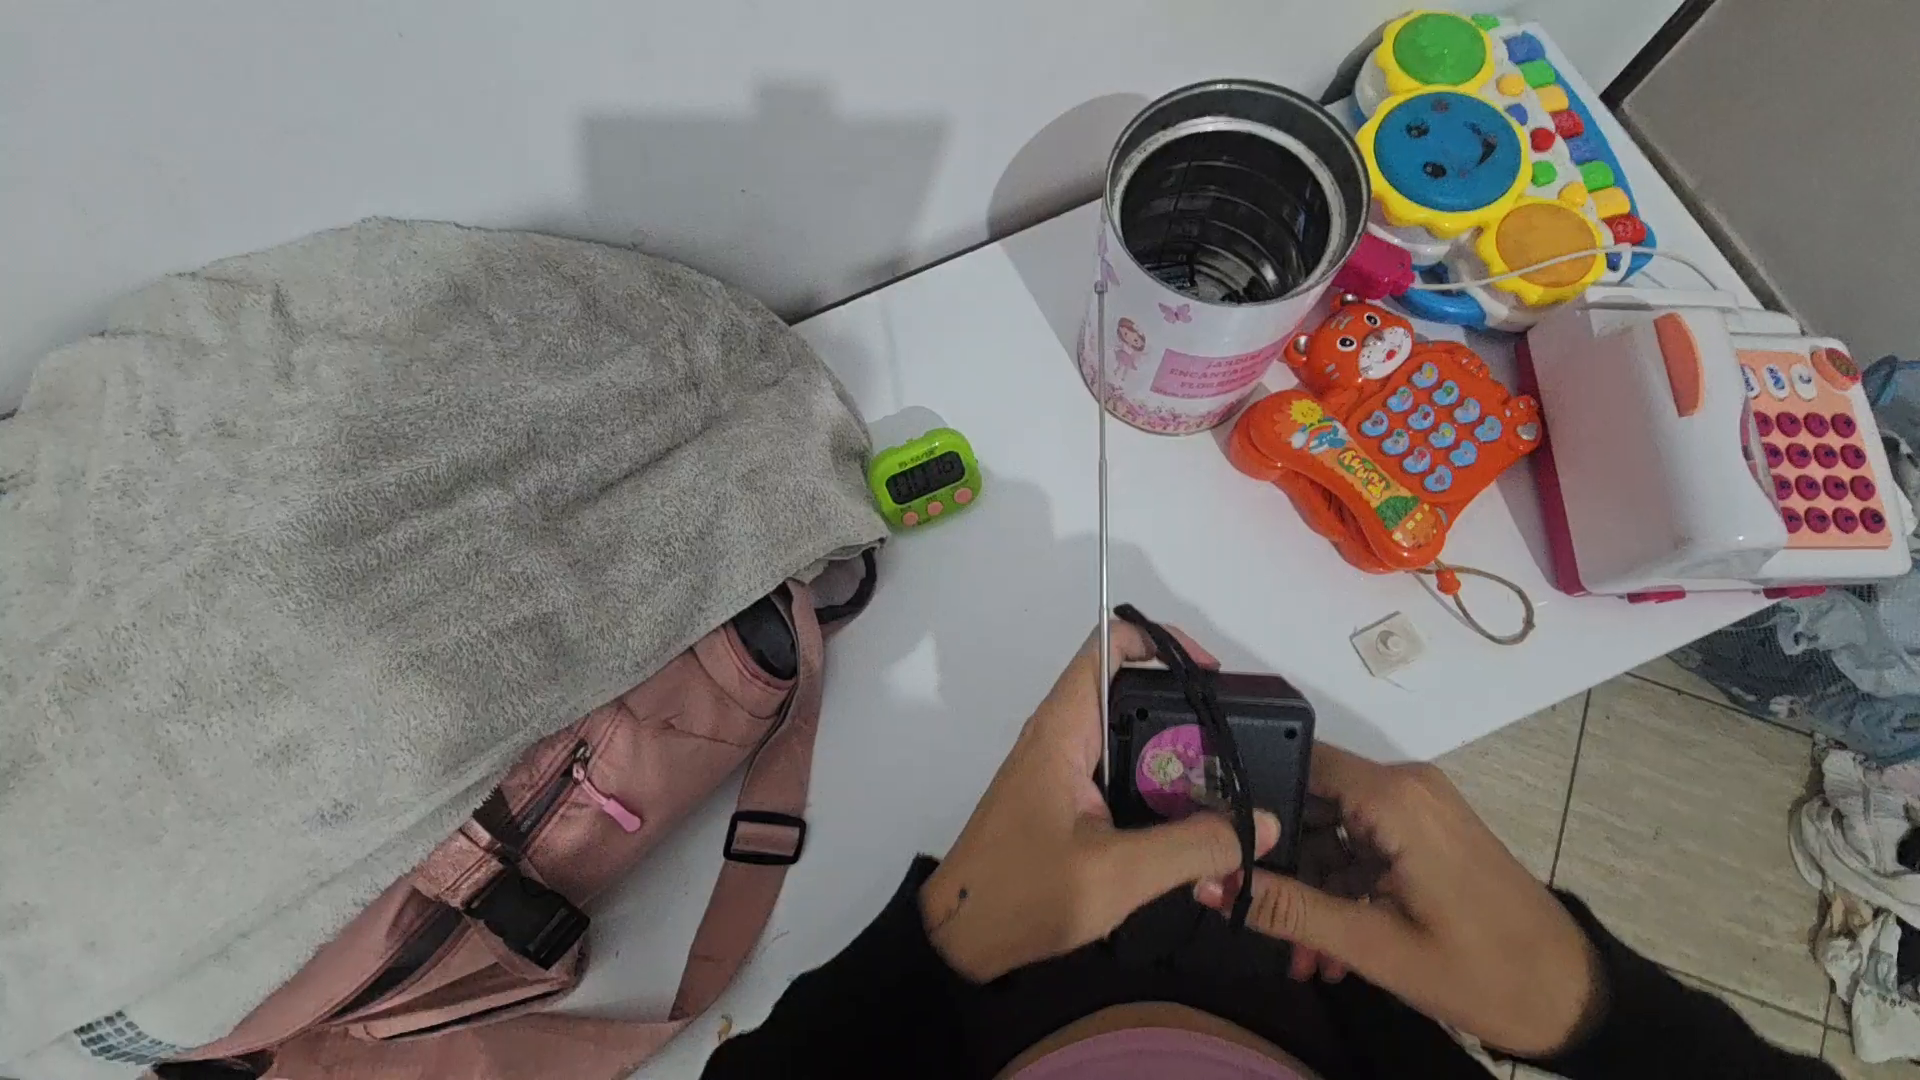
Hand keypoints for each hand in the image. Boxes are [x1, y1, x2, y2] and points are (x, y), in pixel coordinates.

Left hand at [919, 620, 1279, 981]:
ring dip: (1170, 748)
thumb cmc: (1026, 892)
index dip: (1160, 641)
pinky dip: (1152, 779)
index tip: (1211, 675)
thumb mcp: (1118, 874)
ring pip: (1123, 731)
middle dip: (1181, 703)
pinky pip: (1114, 767)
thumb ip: (1192, 846)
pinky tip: (1185, 813)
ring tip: (1223, 779)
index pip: (1107, 645)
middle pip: (1125, 686)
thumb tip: (1259, 823)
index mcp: (1062, 727)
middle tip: (1233, 741)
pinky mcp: (1061, 794)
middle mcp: (1059, 733)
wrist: (960, 934)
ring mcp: (1058, 764)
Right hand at [1195, 744, 1602, 1057]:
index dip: (1250, 799)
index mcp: (1393, 797)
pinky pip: (1360, 841)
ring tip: (1304, 952)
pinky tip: (1332, 941)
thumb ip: (1287, 908)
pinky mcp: (1425, 828)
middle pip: (1309, 800)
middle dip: (1283, 860)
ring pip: (1331, 827)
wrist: (1582, 1006)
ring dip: (1311, 883)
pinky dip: (1341, 883)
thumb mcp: (1375, 947)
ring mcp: (1417, 806)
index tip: (1219, 844)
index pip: (1294, 763)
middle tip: (1258, 913)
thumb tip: (1208, 883)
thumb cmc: (1484, 973)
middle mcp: (1403, 785)